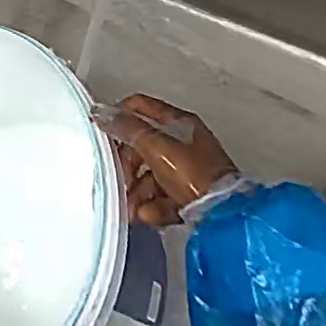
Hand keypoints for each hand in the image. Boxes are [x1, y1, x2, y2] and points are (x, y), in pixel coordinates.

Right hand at [95, 94, 238, 226]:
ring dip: (137, 192)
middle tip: (119, 180)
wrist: (223, 218)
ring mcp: (188, 169)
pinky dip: (153, 206)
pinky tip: (147, 216)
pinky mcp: (190, 195)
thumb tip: (101, 112)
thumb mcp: (156, 147)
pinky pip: (163, 196)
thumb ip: (128, 129)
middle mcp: (183, 141)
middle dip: (127, 165)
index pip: (140, 107)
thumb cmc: (194, 175)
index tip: (102, 132)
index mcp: (178, 122)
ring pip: (151, 174)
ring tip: (131, 209)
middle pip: (143, 144)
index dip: (119, 116)